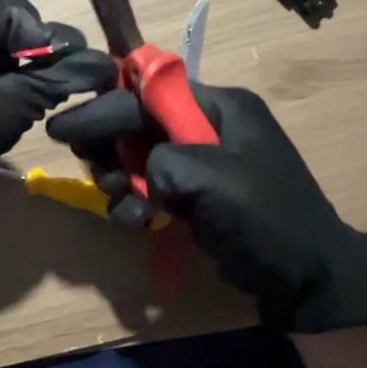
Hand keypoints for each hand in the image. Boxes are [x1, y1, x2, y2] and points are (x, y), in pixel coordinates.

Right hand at [46, 84, 366, 333]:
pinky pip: (146, 185)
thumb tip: (143, 171)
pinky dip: (132, 202)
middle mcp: (206, 124)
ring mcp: (199, 160)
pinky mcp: (192, 192)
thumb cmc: (266, 219)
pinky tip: (135, 221)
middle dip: (109, 146)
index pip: (148, 91)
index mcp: (219, 106)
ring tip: (120, 202)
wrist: (305, 276)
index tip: (62, 130)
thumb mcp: (215, 179)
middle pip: (135, 121)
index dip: (103, 107)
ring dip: (118, 179)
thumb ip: (166, 158)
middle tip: (99, 173)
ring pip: (135, 155)